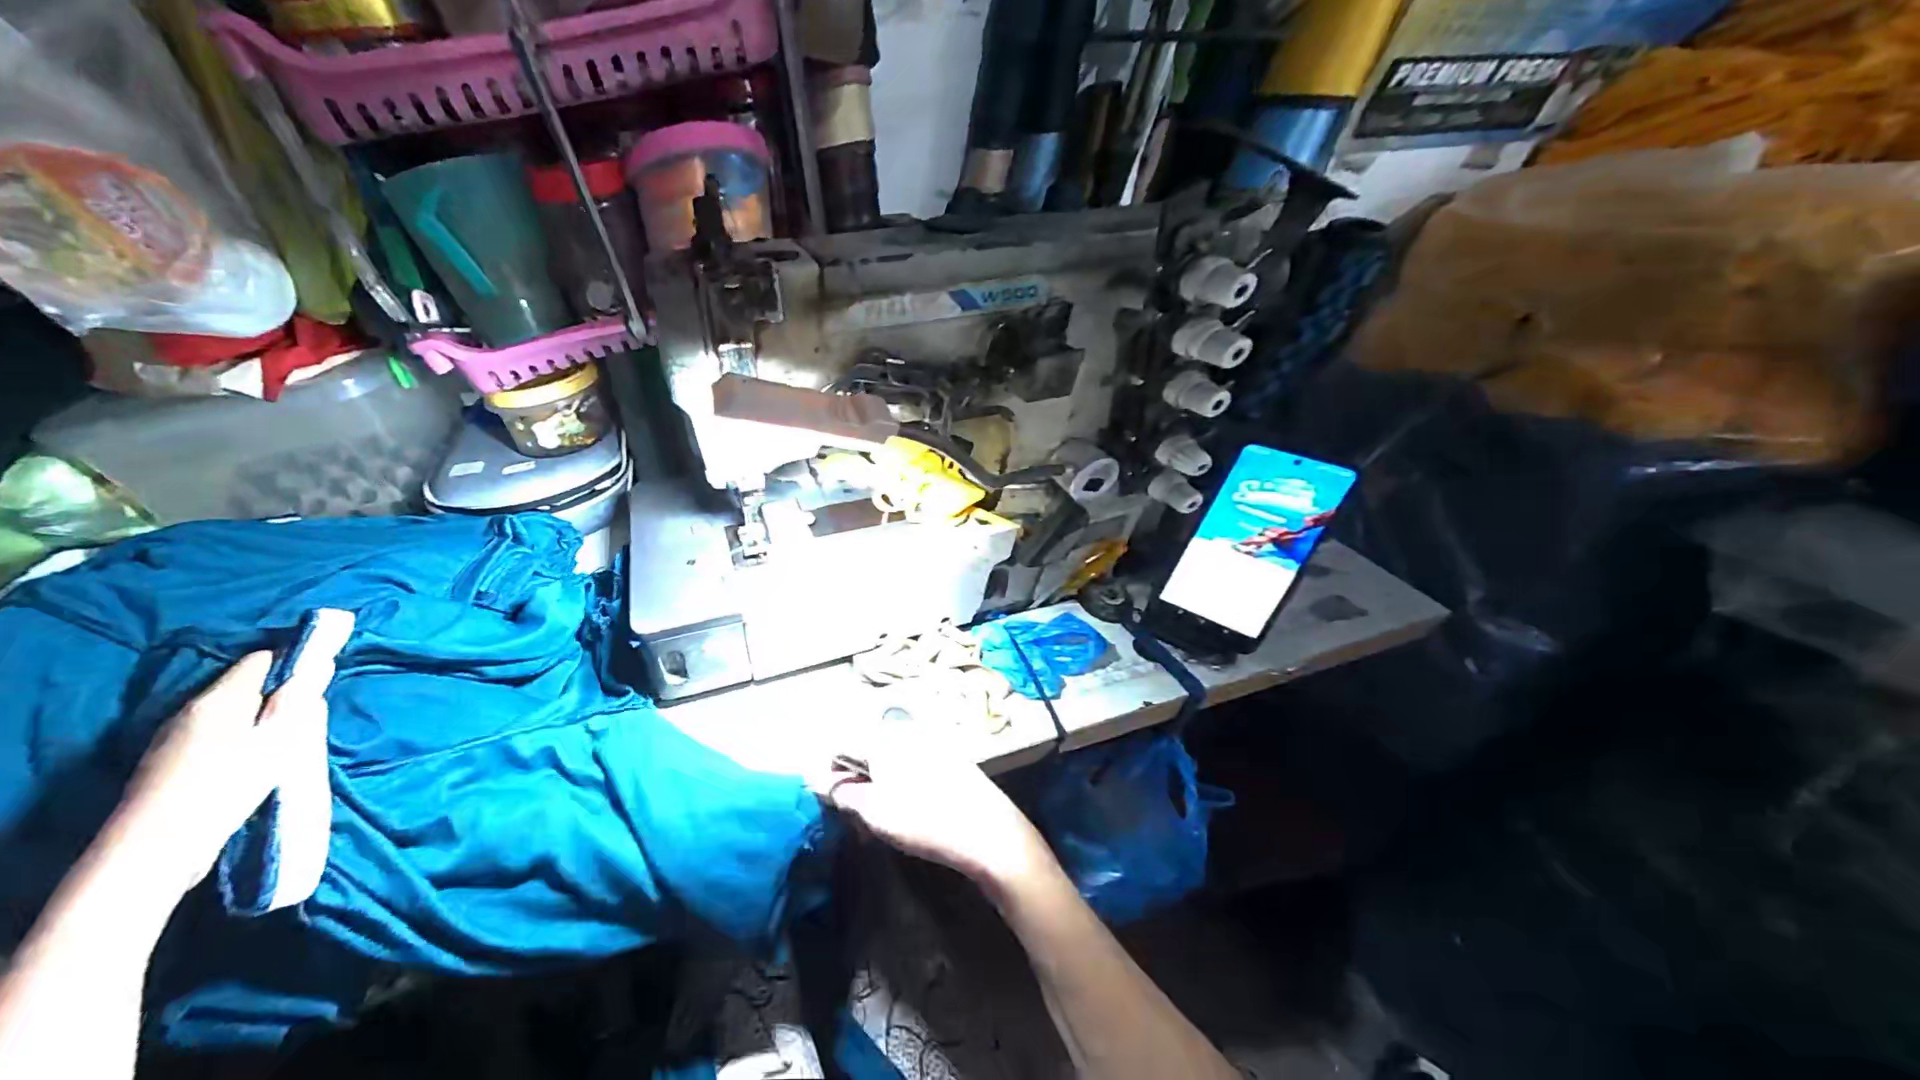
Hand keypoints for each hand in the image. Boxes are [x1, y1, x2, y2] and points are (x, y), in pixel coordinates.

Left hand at [103, 610, 352, 902]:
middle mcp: (189, 710)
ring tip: (282, 741)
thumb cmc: (225, 787)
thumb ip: (298, 698)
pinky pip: (213, 736)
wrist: (152, 852)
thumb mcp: (279, 739)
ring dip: (256, 719)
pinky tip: (248, 763)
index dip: (296, 662)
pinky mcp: (165, 766)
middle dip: (278, 694)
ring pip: (228, 713)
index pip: (264, 659)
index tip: (321, 679)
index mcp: (218, 698)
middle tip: (308, 717)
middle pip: (244, 687)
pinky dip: (236, 739)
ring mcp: (171, 739)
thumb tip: (320, 661)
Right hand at [811, 731, 1057, 891]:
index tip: (836, 800)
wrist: (992, 835)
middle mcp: (910, 732)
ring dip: (884, 784)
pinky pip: (918, 768)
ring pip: (895, 760)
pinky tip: (917, 812)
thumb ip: (845, 793)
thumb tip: (829, 781)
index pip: (845, 745)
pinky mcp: (955, 762)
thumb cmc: (927, 821)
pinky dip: (908, 785)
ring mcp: (936, 745)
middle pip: (871, 751)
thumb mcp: (875, 812)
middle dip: (860, 779)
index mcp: (887, 737)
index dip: (834, 773)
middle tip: (863, 814)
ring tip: (889, 817)